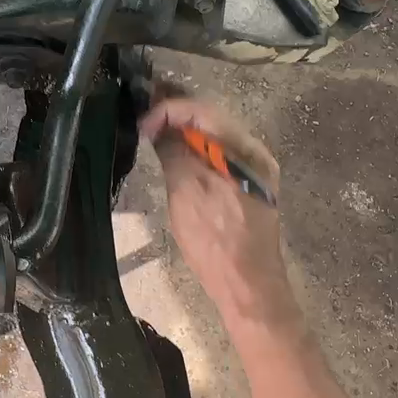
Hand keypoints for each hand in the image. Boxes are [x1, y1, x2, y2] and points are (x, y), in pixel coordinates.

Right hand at [141, 96, 293, 328]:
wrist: (247, 287)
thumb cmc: (216, 243)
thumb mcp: (187, 194)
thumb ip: (175, 152)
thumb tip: (160, 126)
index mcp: (246, 152)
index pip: (203, 110)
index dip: (168, 110)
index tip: (142, 124)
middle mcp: (255, 154)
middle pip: (210, 120)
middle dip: (175, 115)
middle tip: (142, 117)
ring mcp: (252, 172)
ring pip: (213, 137)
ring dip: (182, 131)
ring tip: (152, 131)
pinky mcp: (245, 188)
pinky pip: (217, 156)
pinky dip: (194, 150)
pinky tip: (174, 154)